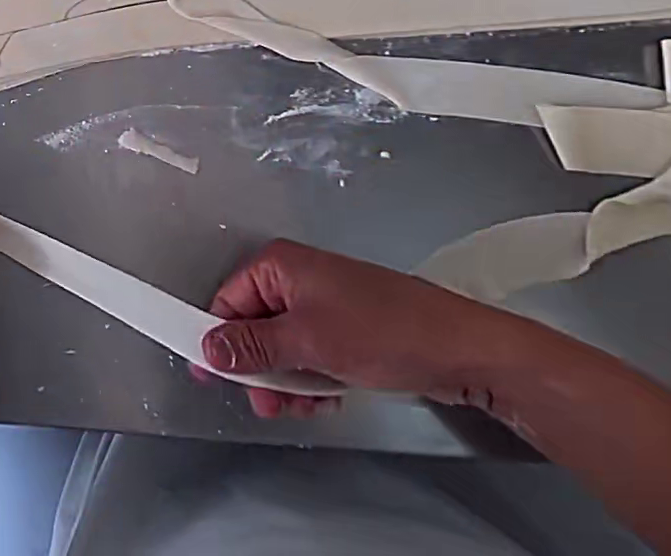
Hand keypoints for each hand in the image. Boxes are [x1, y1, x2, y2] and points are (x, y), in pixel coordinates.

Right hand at [199, 239, 552, 418]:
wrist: (462, 349)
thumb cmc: (385, 331)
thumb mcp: (307, 342)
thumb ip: (252, 346)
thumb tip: (209, 350)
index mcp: (278, 265)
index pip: (227, 300)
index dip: (218, 340)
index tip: (212, 377)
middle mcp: (295, 278)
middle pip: (253, 326)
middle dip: (259, 369)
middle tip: (269, 402)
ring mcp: (320, 301)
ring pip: (280, 345)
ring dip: (286, 380)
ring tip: (305, 405)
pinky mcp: (342, 324)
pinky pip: (307, 352)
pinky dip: (310, 378)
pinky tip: (325, 397)